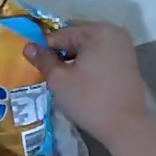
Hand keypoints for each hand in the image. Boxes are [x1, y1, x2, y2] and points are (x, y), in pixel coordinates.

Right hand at [25, 21, 155, 147]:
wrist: (125, 124)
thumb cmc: (88, 99)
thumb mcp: (59, 80)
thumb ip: (43, 60)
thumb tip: (28, 46)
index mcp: (97, 31)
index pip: (60, 34)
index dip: (45, 50)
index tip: (37, 68)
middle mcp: (113, 31)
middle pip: (76, 38)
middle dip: (60, 54)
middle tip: (50, 75)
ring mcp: (123, 46)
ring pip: (88, 48)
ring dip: (73, 60)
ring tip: (65, 81)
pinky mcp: (127, 61)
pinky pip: (100, 56)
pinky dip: (87, 65)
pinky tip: (81, 82)